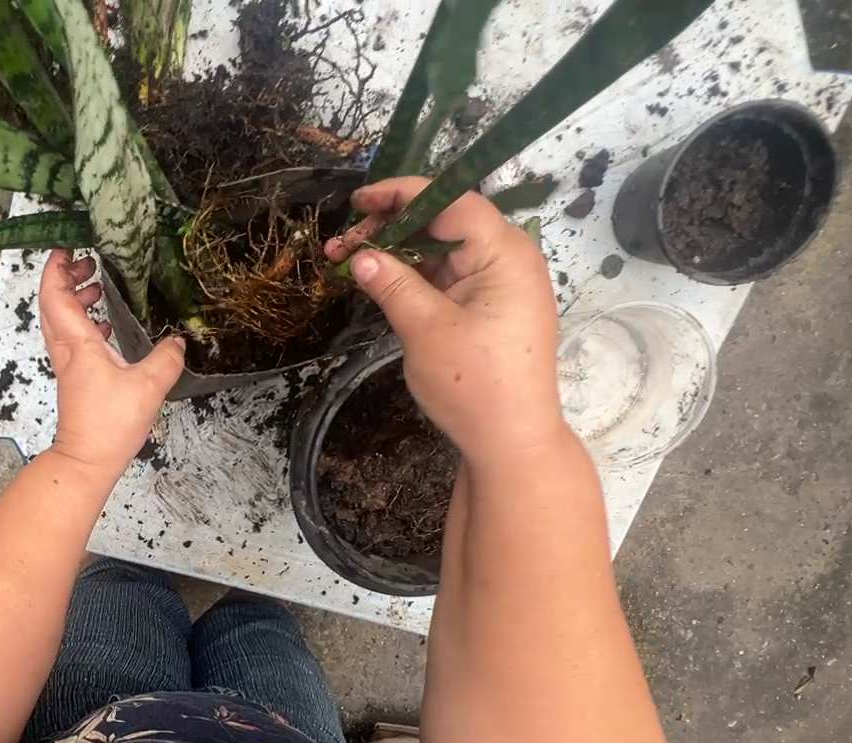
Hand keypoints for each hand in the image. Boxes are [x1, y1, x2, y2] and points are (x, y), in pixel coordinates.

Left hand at [38, 249, 185, 474]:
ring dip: (74, 301)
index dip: (57, 267)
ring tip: (98, 289)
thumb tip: (178, 341)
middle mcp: (67, 351)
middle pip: (53, 304)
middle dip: (66, 278)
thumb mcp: (148, 387)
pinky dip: (84, 326)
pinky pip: (73, 342)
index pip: (56, 294)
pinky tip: (105, 329)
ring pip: (62, 323)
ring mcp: (68, 367)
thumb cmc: (109, 424)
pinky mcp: (75, 381)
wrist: (86, 462)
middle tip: (89, 263)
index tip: (69, 247)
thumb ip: (166, 359)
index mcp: (78, 343)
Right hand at [325, 180, 568, 463]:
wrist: (509, 439)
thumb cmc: (473, 384)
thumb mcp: (426, 330)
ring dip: (398, 254)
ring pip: (442, 252)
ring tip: (350, 263)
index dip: (401, 194)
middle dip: (392, 227)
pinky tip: (381, 281)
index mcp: (503, 253)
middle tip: (343, 244)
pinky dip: (414, 277)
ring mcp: (499, 285)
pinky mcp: (488, 309)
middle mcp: (507, 259)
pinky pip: (448, 278)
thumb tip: (360, 256)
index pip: (450, 201)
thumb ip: (393, 285)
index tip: (358, 202)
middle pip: (445, 223)